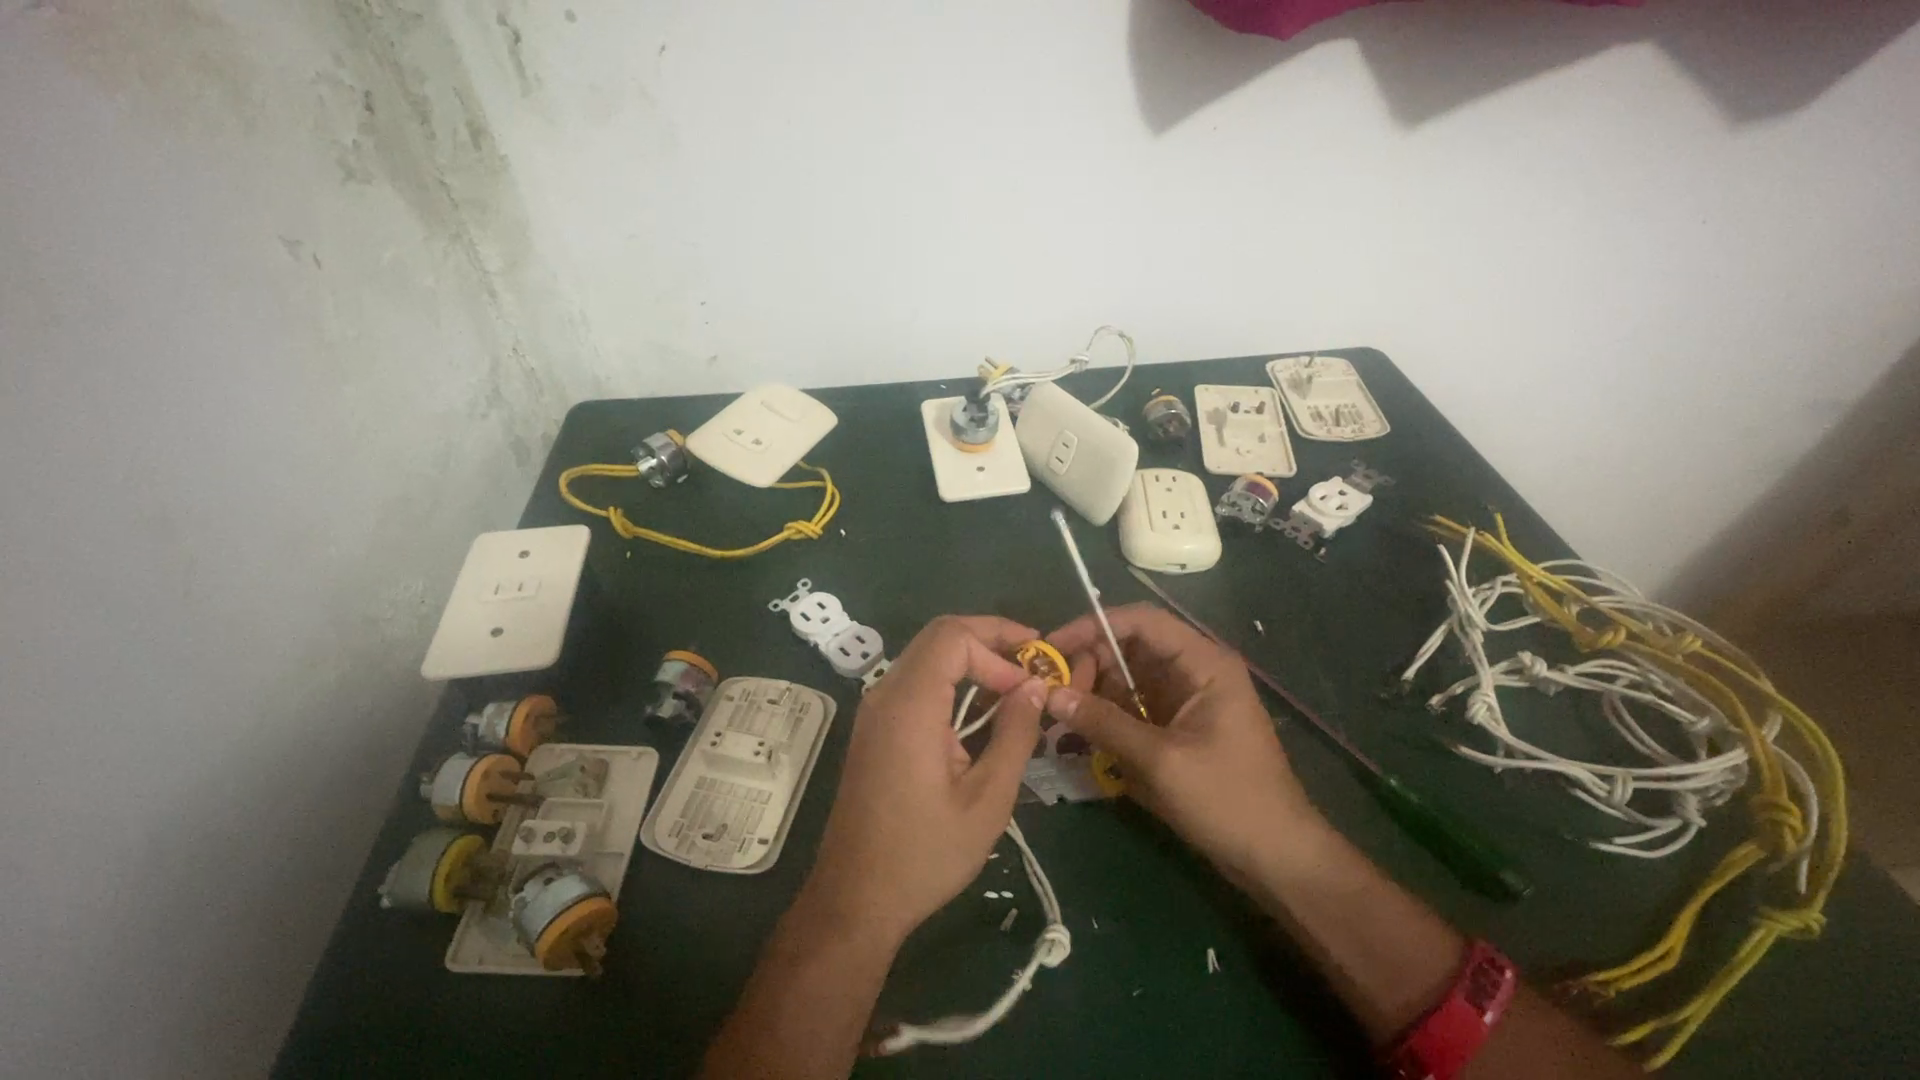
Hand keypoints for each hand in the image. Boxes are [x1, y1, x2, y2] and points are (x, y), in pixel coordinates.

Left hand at [796, 616, 1046, 945]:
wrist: (854, 899)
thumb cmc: (924, 855)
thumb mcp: (987, 800)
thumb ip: (1014, 735)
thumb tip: (1036, 687)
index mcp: (909, 705)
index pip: (953, 636)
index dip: (1000, 644)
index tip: (1034, 680)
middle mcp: (885, 696)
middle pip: (938, 638)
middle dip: (989, 642)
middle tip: (1033, 666)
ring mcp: (874, 713)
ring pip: (926, 659)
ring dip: (971, 662)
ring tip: (1016, 688)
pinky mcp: (874, 732)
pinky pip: (915, 685)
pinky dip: (951, 684)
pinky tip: (982, 713)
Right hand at [1045, 603, 1324, 879]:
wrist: (1277, 857)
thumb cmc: (1227, 800)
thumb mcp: (1160, 761)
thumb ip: (1104, 723)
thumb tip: (1050, 695)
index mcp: (1204, 664)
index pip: (1141, 621)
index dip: (1093, 627)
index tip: (1051, 648)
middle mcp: (1195, 672)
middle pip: (1130, 648)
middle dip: (1090, 665)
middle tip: (1055, 694)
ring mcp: (1187, 701)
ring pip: (1129, 679)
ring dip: (1095, 692)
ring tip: (1061, 715)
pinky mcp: (1179, 729)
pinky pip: (1135, 709)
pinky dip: (1109, 716)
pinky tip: (1082, 733)